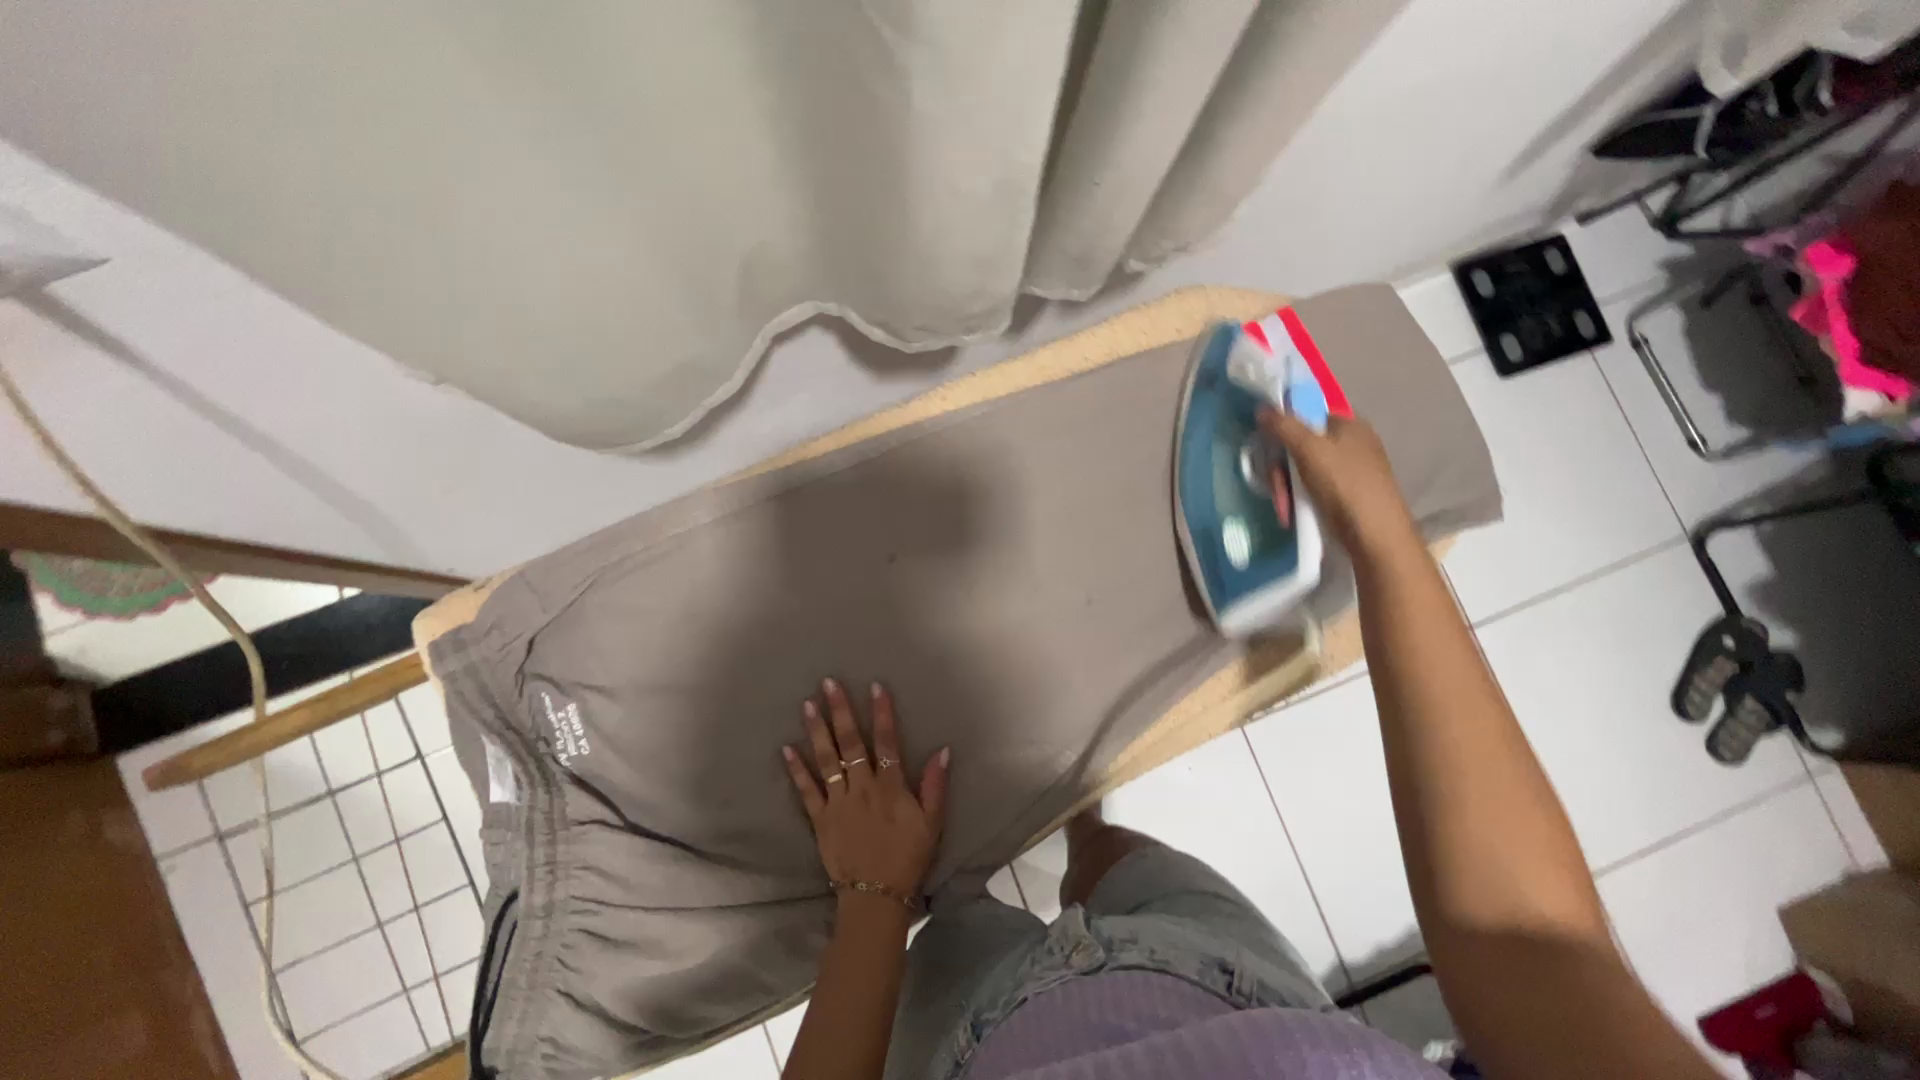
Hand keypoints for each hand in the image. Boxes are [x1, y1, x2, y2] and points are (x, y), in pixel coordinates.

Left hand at [781, 677, 948, 899]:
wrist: (876, 896)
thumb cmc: (908, 857)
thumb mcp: (932, 823)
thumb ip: (936, 785)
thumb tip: (943, 749)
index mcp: (890, 787)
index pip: (887, 742)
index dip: (881, 712)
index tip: (875, 686)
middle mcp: (862, 787)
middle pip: (851, 742)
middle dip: (840, 711)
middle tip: (828, 683)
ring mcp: (838, 802)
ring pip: (827, 759)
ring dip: (817, 730)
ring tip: (807, 704)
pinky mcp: (820, 819)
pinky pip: (806, 790)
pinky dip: (796, 770)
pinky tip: (787, 748)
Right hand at [1260, 408, 1417, 555]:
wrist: (1375, 535)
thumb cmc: (1344, 484)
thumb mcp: (1309, 449)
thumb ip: (1284, 425)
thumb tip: (1262, 407)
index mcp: (1349, 424)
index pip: (1309, 412)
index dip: (1285, 425)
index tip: (1268, 445)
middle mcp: (1352, 442)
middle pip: (1302, 443)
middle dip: (1282, 465)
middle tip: (1276, 485)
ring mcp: (1351, 469)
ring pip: (1305, 467)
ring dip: (1288, 485)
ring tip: (1284, 505)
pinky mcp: (1348, 494)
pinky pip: (1314, 487)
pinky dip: (1300, 497)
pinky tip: (1293, 511)